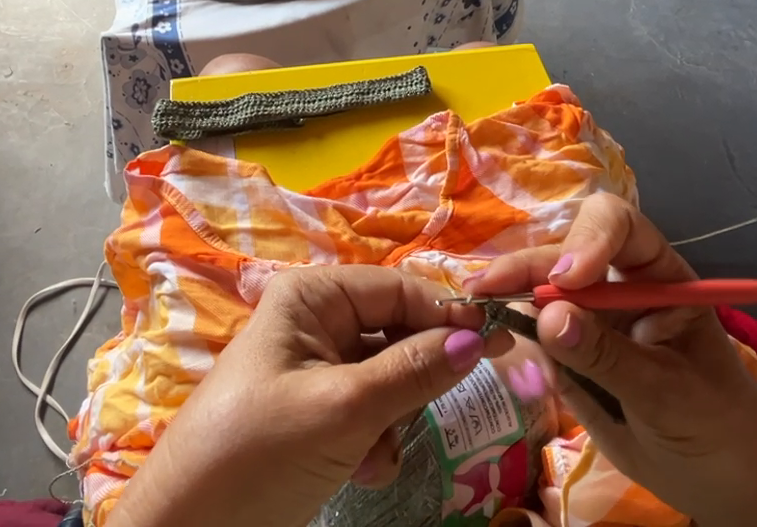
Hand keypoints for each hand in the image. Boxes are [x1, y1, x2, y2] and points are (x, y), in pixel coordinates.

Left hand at [106, 264, 485, 526]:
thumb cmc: (259, 450)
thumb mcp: (343, 408)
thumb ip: (412, 372)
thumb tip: (476, 339)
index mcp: (312, 296)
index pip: (397, 286)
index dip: (445, 312)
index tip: (498, 341)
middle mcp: (315, 321)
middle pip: (396, 331)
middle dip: (413, 378)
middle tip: (430, 412)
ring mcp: (315, 368)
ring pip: (389, 376)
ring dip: (394, 418)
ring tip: (375, 451)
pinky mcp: (315, 411)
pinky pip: (370, 410)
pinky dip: (376, 440)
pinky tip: (362, 470)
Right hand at [472, 193, 756, 526]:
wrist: (732, 496)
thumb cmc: (722, 435)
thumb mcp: (671, 396)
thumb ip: (608, 356)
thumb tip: (545, 316)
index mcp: (658, 276)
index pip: (620, 227)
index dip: (589, 239)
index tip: (566, 280)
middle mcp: (617, 285)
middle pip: (563, 255)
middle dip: (524, 268)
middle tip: (483, 291)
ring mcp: (589, 318)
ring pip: (538, 290)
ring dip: (506, 294)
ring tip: (473, 311)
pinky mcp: (568, 351)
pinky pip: (532, 331)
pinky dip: (508, 331)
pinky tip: (489, 337)